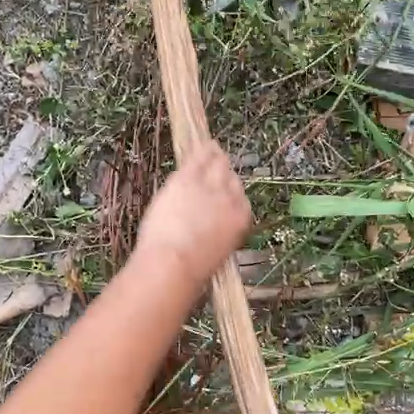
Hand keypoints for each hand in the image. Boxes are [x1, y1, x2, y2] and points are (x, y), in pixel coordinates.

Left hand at [133, 143, 251, 284]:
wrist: (173, 262)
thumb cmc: (191, 268)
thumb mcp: (216, 253)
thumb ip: (218, 235)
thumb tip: (212, 231)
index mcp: (240, 220)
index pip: (240, 199)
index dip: (231, 194)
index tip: (224, 194)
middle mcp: (229, 198)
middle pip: (231, 179)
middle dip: (224, 174)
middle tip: (218, 169)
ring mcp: (208, 186)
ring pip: (217, 165)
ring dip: (215, 158)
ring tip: (213, 150)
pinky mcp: (187, 178)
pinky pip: (199, 159)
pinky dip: (202, 151)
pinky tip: (203, 145)